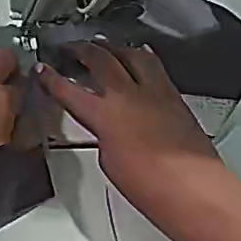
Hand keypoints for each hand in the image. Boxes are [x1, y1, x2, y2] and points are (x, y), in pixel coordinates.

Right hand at [37, 43, 240, 240]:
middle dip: (82, 50)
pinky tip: (139, 59)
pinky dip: (142, 57)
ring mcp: (157, 94)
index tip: (43, 69)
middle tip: (71, 48)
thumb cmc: (156, 189)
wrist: (197, 195)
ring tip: (104, 45)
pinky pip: (156, 67)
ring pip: (132, 54)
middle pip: (100, 59)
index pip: (69, 90)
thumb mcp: (110, 163)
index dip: (51, 78)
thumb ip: (102, 135)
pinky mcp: (177, 99)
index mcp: (106, 116)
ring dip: (113, 47)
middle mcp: (130, 97)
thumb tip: (105, 126)